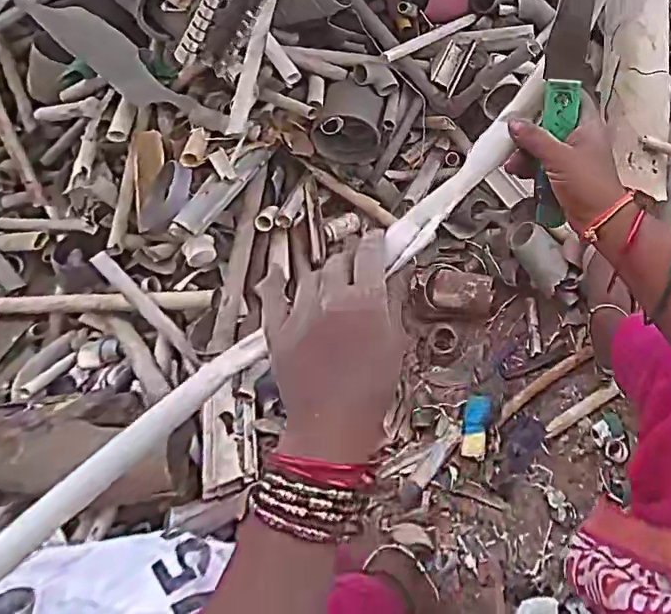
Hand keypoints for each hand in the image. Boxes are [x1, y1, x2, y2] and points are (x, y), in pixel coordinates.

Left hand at [256, 231, 404, 463]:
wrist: (333, 429)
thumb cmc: (369, 390)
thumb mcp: (396, 338)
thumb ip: (394, 298)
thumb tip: (398, 271)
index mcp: (365, 300)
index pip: (370, 250)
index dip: (377, 242)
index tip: (380, 241)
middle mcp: (330, 301)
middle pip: (340, 259)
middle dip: (353, 259)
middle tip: (361, 269)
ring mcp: (301, 315)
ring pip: (312, 274)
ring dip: (325, 274)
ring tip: (334, 287)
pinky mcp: (278, 331)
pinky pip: (272, 295)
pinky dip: (276, 281)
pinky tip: (278, 273)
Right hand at [507, 99, 629, 236]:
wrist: (601, 221)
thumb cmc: (594, 189)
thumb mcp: (559, 157)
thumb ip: (535, 139)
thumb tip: (518, 125)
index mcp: (589, 125)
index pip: (572, 96)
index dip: (553, 93)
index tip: (533, 96)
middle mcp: (582, 138)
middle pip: (552, 122)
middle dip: (532, 131)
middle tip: (519, 135)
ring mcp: (573, 156)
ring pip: (545, 144)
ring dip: (529, 152)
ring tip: (518, 161)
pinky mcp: (566, 173)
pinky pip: (544, 163)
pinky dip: (533, 166)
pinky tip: (524, 171)